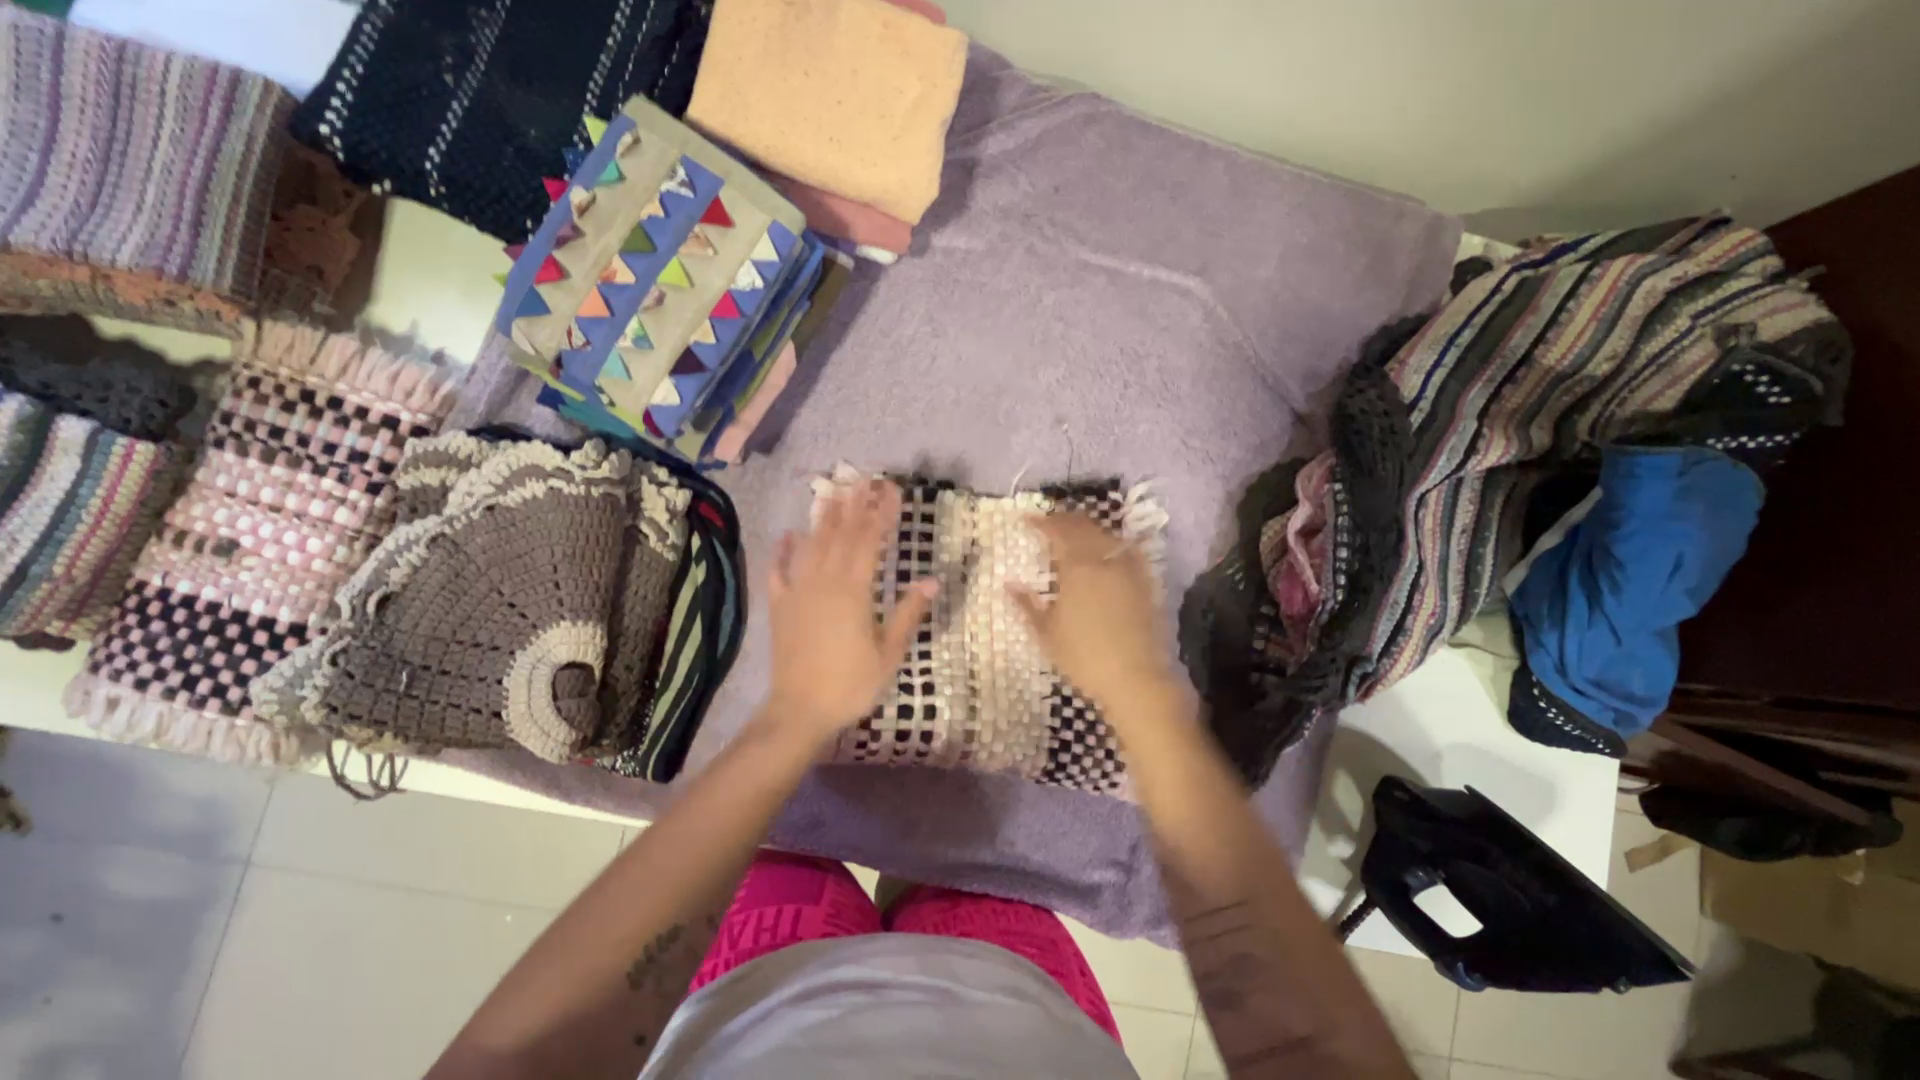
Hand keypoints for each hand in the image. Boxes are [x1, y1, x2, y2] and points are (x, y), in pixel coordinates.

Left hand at [765, 478, 937, 744]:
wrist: (799, 710)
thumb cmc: (851, 684)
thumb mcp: (889, 653)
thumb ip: (908, 613)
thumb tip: (932, 580)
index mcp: (853, 590)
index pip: (870, 540)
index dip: (882, 513)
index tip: (892, 490)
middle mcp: (823, 581)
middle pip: (840, 534)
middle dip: (854, 505)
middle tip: (864, 478)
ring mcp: (797, 592)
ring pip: (811, 546)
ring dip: (823, 518)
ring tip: (833, 493)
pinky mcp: (779, 607)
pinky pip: (778, 572)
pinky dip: (782, 551)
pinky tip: (787, 535)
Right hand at [1011, 513, 1187, 726]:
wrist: (1137, 678)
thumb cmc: (1084, 657)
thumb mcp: (1047, 634)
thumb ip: (1028, 605)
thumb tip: (1009, 584)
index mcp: (1078, 567)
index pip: (1058, 531)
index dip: (1042, 522)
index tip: (1027, 519)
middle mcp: (1105, 559)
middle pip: (1084, 526)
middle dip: (1065, 520)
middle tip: (1049, 523)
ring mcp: (1130, 569)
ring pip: (1107, 536)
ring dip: (1087, 530)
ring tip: (1073, 537)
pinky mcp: (1146, 582)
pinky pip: (1126, 551)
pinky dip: (1111, 544)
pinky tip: (1106, 553)